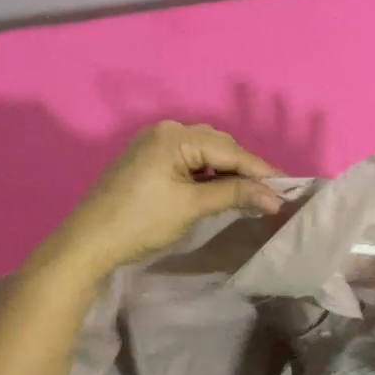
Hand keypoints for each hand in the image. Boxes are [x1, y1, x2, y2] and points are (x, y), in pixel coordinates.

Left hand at [43, 121, 283, 280]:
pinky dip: (206, 172)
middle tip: (269, 193)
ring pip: (204, 150)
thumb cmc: (139, 223)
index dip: (260, 170)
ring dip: (226, 169)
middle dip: (244, 168)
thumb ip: (234, 195)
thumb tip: (274, 198)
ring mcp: (153, 142)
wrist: (86, 244)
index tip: (288, 186)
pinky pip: (187, 158)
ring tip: (248, 192)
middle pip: (218, 145)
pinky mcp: (146, 158)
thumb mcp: (191, 207)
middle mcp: (165, 130)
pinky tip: (218, 188)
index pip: (229, 150)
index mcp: (174, 136)